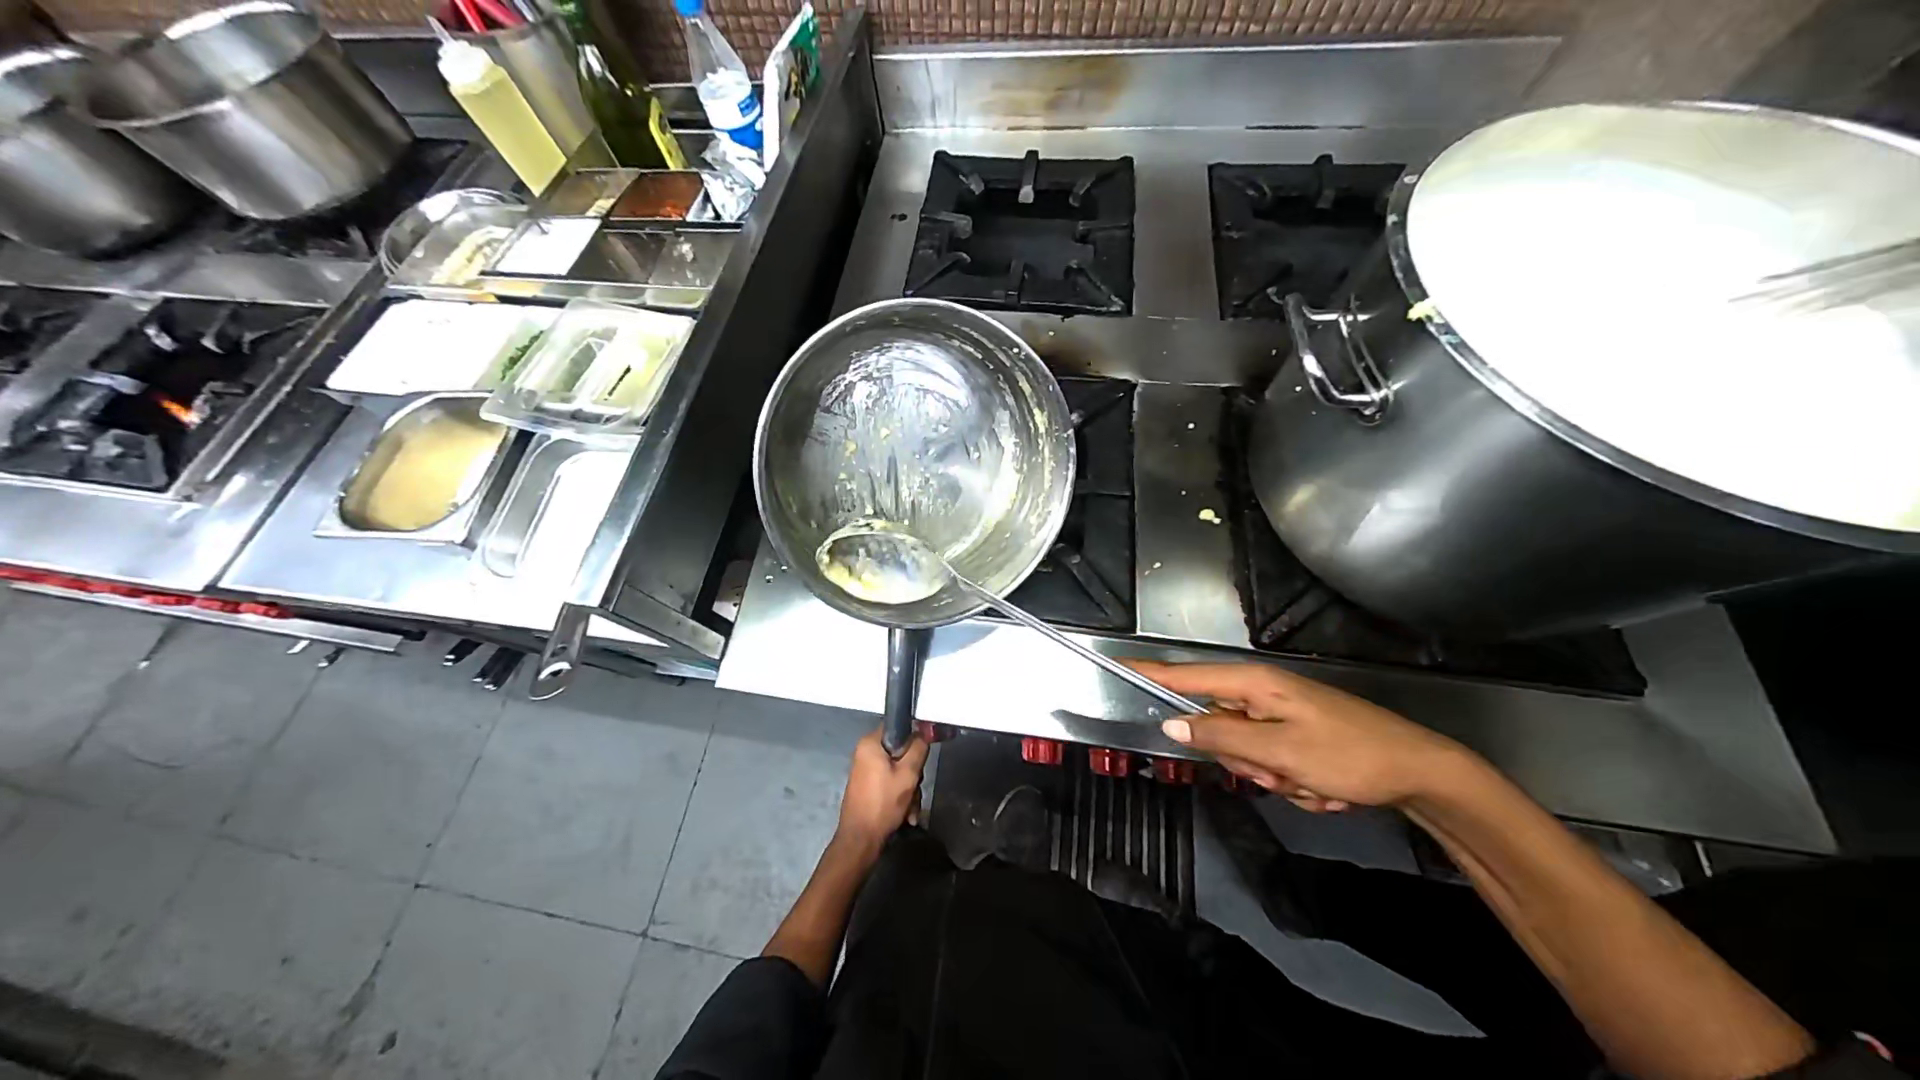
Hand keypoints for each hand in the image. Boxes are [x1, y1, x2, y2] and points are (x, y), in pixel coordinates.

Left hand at [836, 729, 928, 847]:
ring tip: (910, 808)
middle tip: (915, 787)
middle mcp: (866, 753)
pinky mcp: (869, 786)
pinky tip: (905, 814)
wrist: (861, 839)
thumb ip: (919, 748)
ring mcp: (866, 770)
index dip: (916, 737)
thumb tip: (925, 730)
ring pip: (899, 771)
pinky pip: (891, 783)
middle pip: (901, 752)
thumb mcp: (908, 774)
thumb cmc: (883, 803)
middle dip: (913, 774)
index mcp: (870, 743)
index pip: (898, 727)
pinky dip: (901, 797)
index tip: (925, 752)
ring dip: (910, 790)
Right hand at [1127, 660, 1473, 810]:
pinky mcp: (1297, 738)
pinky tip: (1321, 786)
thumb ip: (1221, 737)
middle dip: (1242, 759)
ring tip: (1309, 781)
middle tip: (1276, 772)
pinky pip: (1270, 763)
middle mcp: (1263, 695)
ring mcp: (1281, 717)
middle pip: (1216, 727)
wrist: (1421, 774)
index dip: (1150, 674)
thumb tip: (1172, 726)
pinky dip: (1291, 781)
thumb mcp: (1280, 751)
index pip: (1187, 677)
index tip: (1115, 666)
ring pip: (1243, 752)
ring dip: (1271, 775)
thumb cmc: (1350, 754)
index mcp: (1256, 684)